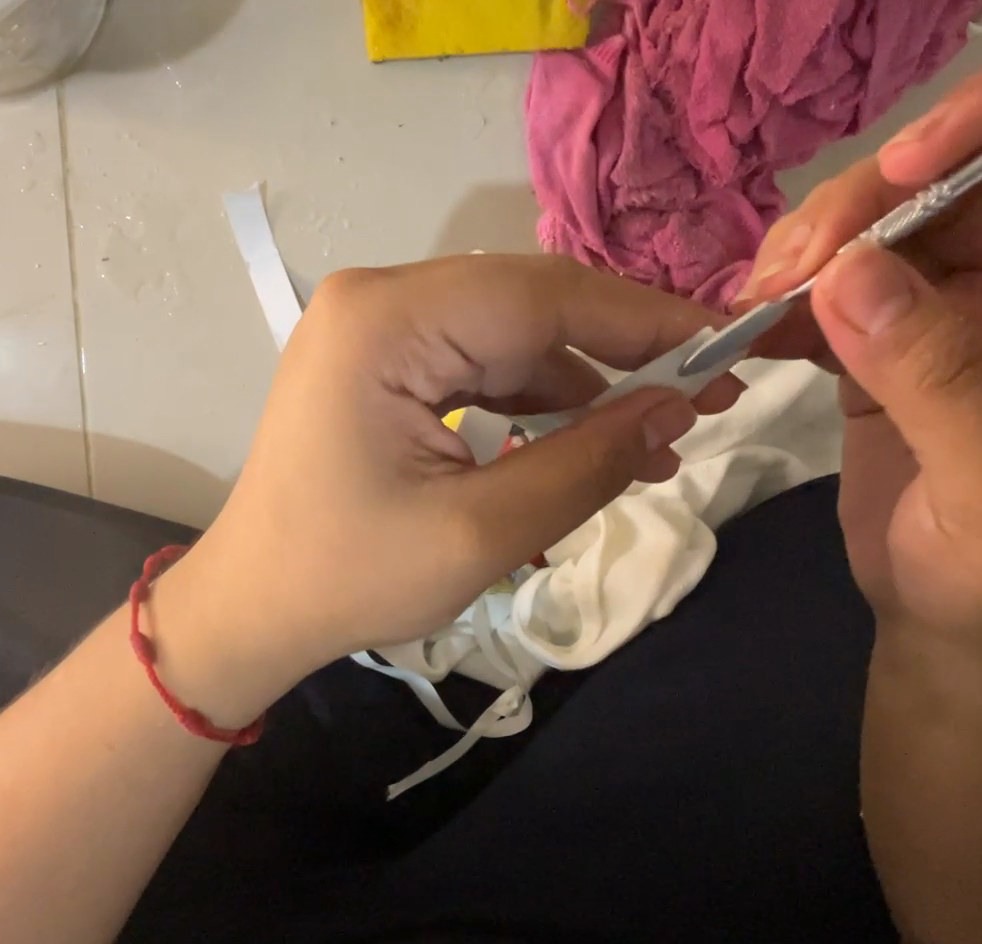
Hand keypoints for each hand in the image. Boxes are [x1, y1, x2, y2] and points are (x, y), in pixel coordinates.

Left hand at [168, 256, 743, 688]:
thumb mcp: (481, 533)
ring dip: (582, 386)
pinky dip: (534, 402)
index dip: (644, 324)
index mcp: (385, 322)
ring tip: (654, 442)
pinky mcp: (380, 364)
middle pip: (527, 306)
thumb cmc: (350, 579)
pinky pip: (477, 365)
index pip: (543, 296)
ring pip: (509, 337)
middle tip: (703, 401)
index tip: (727, 351)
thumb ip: (587, 465)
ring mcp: (374, 330)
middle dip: (620, 355)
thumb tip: (677, 409)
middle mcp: (377, 301)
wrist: (254, 609)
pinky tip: (583, 441)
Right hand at [742, 62, 981, 670]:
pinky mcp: (896, 350)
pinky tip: (748, 327)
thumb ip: (941, 377)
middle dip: (871, 203)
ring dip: (815, 248)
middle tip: (787, 268)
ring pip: (892, 225)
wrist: (961, 644)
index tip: (894, 170)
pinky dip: (790, 298)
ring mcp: (972, 314)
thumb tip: (842, 269)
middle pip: (971, 176)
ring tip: (754, 302)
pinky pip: (841, 289)